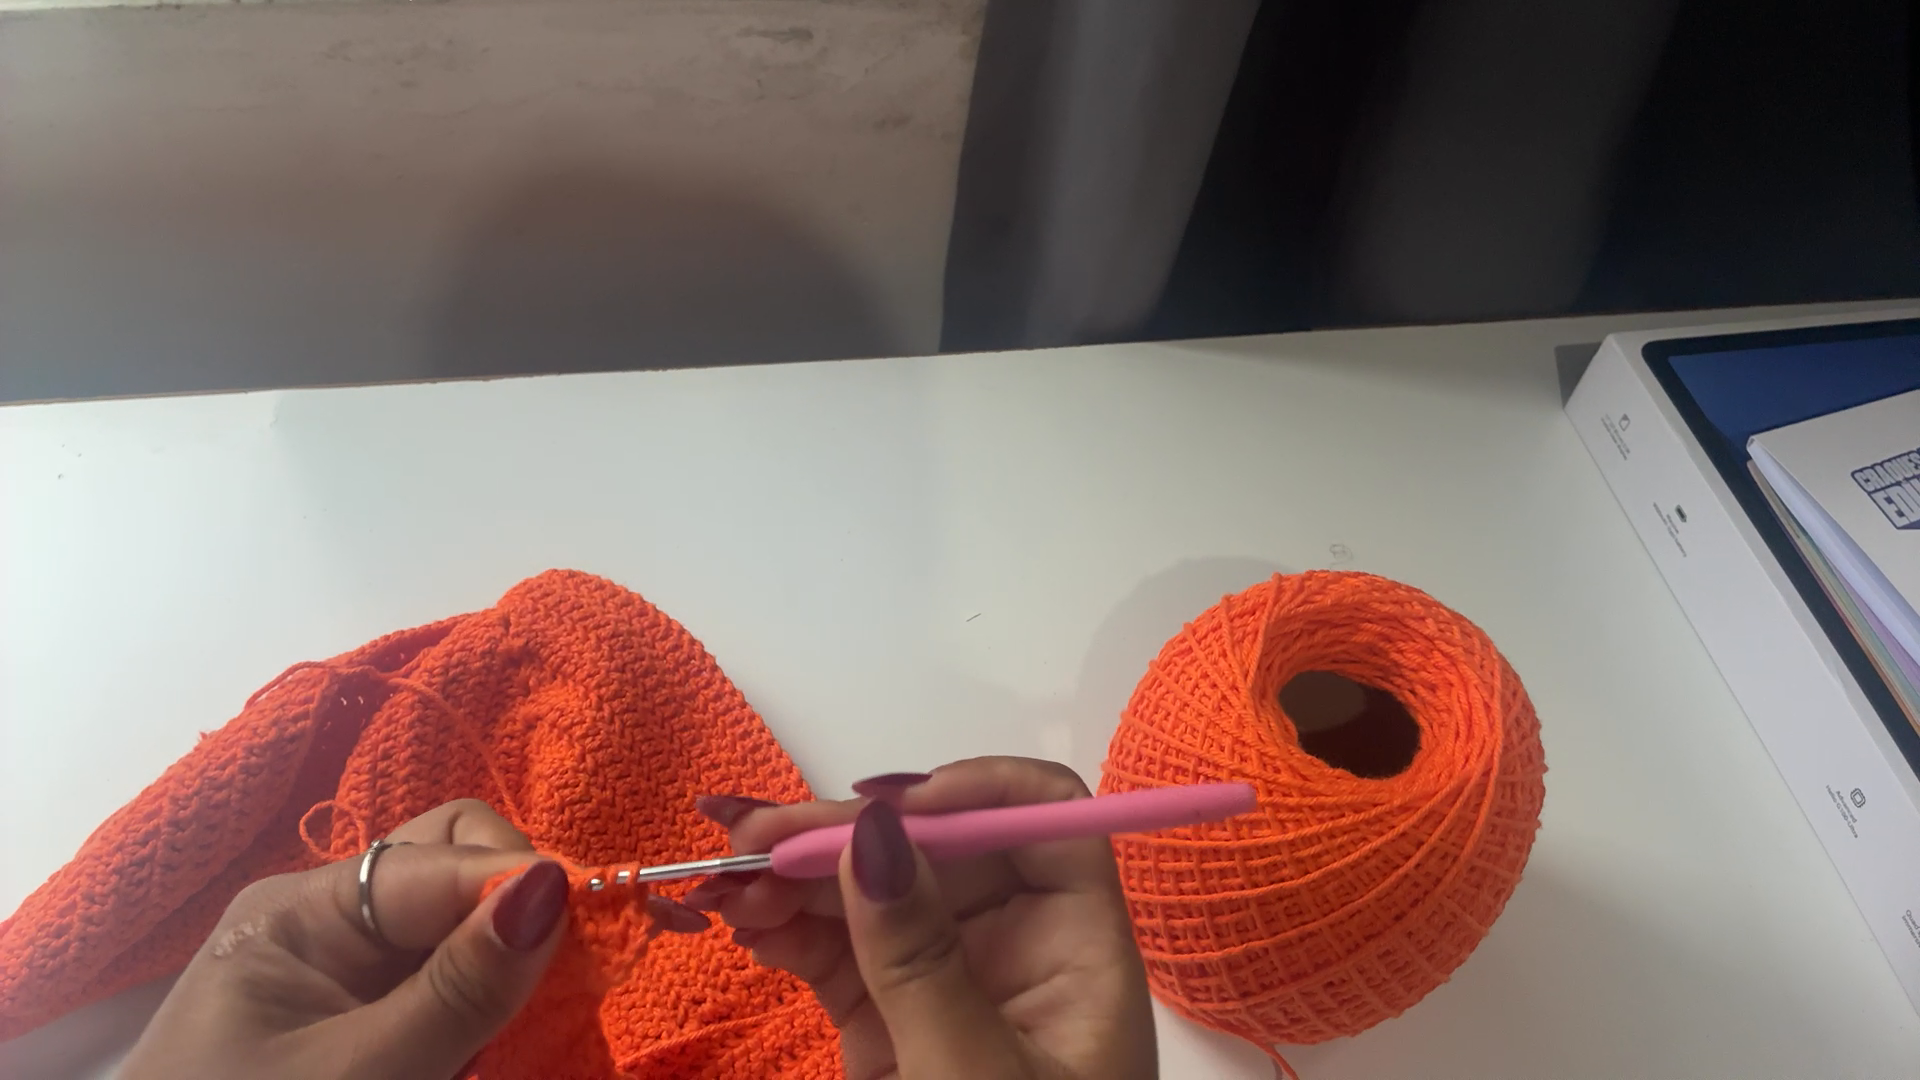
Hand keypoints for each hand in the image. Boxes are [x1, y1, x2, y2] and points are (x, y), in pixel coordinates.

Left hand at [119, 799, 703, 1079]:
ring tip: (530, 1008)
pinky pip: (459, 963)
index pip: (453, 848)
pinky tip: (500, 1026)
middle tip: (554, 975)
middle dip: (523, 906)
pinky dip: (496, 986)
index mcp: (302, 910)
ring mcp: (351, 961)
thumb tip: (560, 882)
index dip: (529, 880)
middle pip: (466, 863)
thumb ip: (461, 986)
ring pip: (472, 915)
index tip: (595, 932)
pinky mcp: (372, 1006)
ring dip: (516, 951)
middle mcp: (330, 914)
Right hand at [690, 757, 1157, 1079]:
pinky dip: (787, 923)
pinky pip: (837, 942)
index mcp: (1072, 940)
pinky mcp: (886, 1005)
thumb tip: (873, 831)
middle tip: (752, 834)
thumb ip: (922, 960)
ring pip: (874, 884)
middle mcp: (1010, 936)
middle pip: (936, 841)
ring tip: (723, 876)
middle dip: (845, 831)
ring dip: (796, 873)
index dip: (976, 787)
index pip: (1043, 815)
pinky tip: (741, 918)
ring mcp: (943, 966)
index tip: (890, 805)